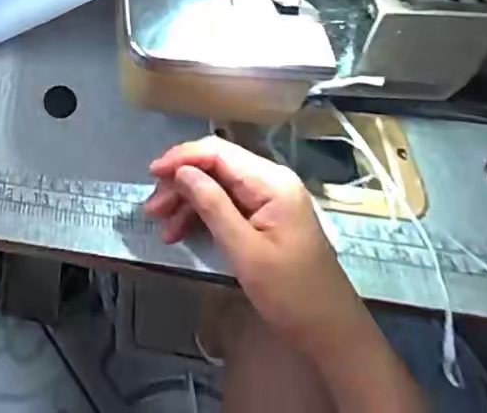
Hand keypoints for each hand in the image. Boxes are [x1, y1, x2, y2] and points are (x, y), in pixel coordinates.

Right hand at [145, 136, 371, 360]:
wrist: (334, 335)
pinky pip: (227, 203)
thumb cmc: (291, 295)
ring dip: (187, 200)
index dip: (181, 158)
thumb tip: (182, 171)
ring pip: (217, 184)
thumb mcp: (246, 252)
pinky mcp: (266, 215)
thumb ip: (212, 206)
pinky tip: (180, 231)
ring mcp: (269, 197)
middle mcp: (271, 180)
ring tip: (160, 223)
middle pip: (215, 166)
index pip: (217, 152)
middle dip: (180, 182)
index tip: (152, 173)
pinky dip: (202, 214)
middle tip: (152, 208)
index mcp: (271, 182)